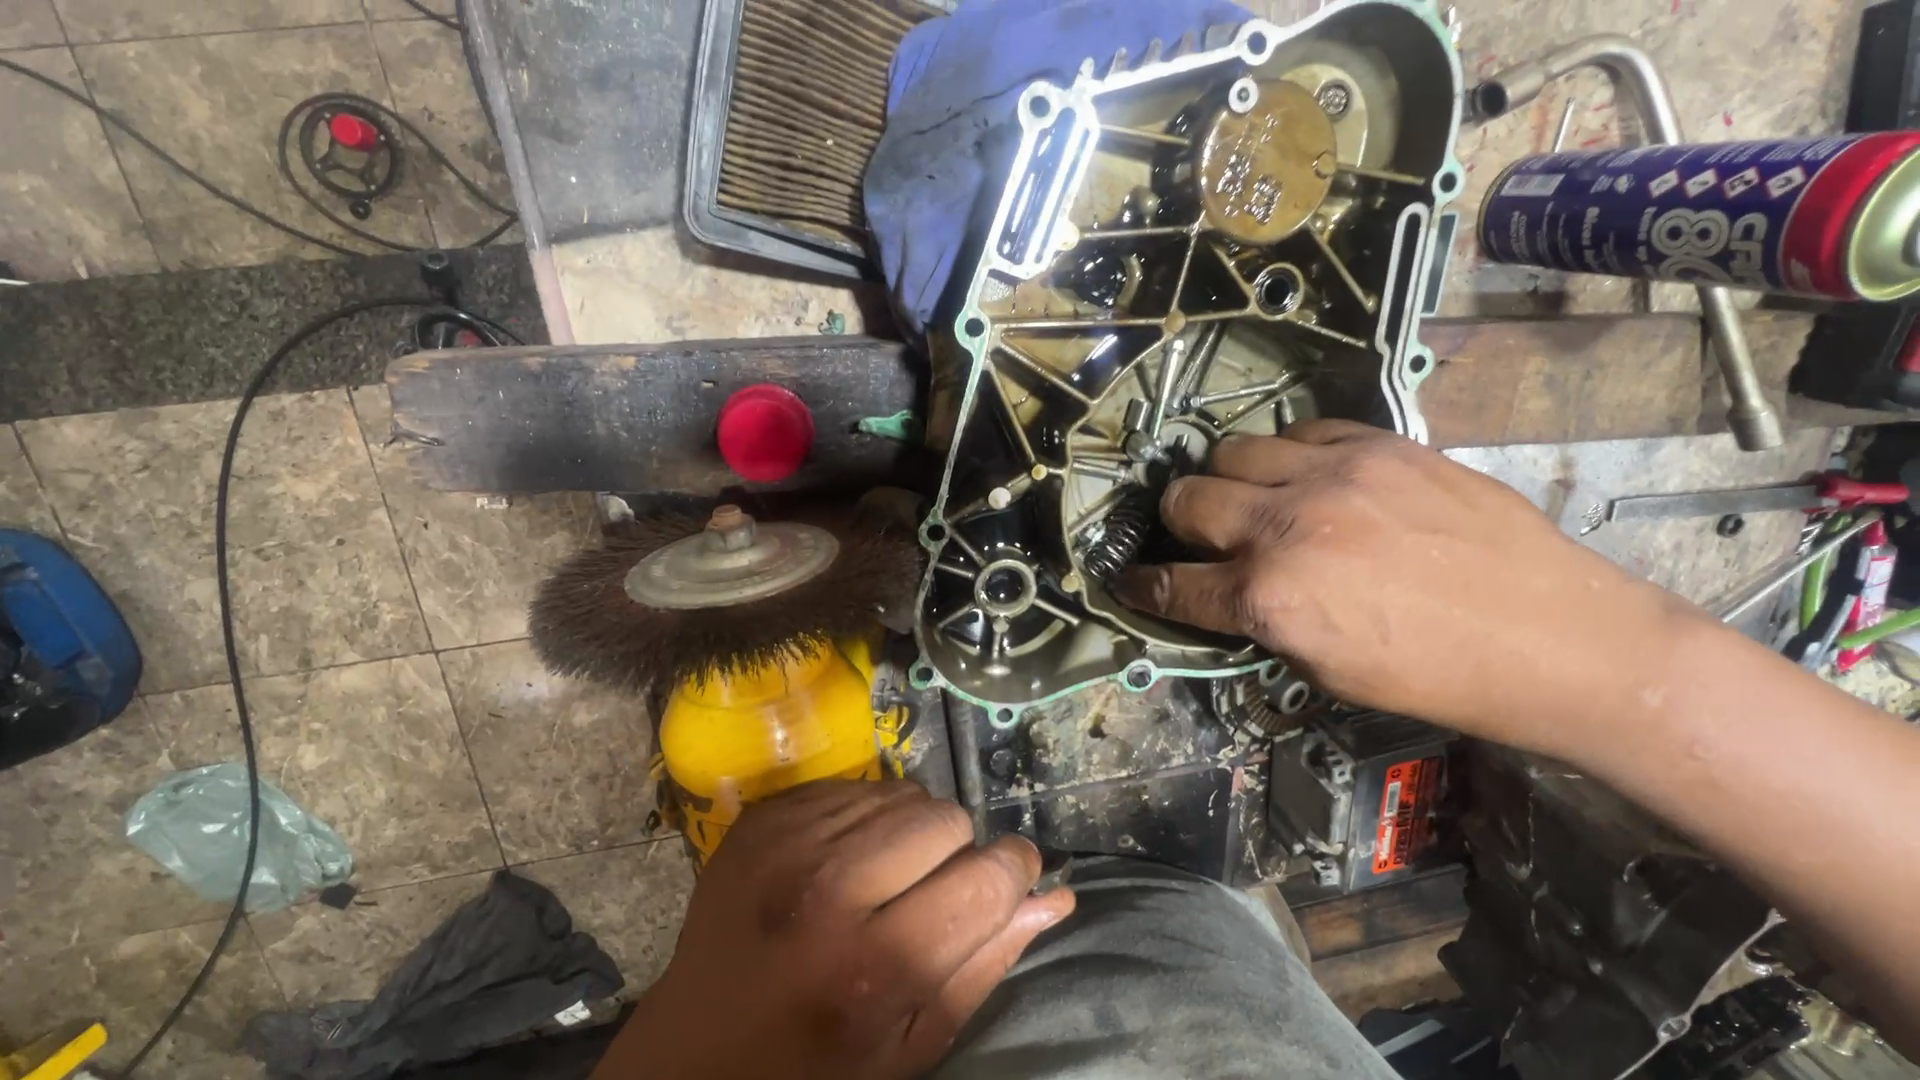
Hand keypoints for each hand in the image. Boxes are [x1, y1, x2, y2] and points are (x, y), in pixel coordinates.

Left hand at [597, 781, 1074, 1079]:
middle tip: (928, 894)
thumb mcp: (911, 1043)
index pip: (986, 877)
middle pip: (947, 819)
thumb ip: (986, 963)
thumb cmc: (816, 1065)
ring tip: (884, 879)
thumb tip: (1055, 896)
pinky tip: (845, 861)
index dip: (1013, 874)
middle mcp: (828, 888)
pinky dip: (866, 817)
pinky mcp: (761, 817)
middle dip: (957, 853)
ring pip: (904, 792)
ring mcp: (785, 843)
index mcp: (874, 964)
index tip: (1008, 884)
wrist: (693, 1052)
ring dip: (911, 832)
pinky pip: (855, 784)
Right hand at [1115, 420, 1698, 753]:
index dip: (1141, 587)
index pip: (1172, 586)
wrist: (1553, 637)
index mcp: (1270, 599)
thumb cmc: (1435, 676)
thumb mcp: (1325, 671)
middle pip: (1186, 498)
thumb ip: (1261, 621)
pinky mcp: (1380, 443)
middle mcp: (1286, 527)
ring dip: (1228, 480)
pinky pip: (1301, 430)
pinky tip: (1311, 478)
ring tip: (1254, 499)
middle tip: (1197, 537)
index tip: (1128, 581)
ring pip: (1233, 451)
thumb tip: (1228, 591)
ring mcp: (1334, 475)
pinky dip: (1290, 456)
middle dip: (1177, 523)